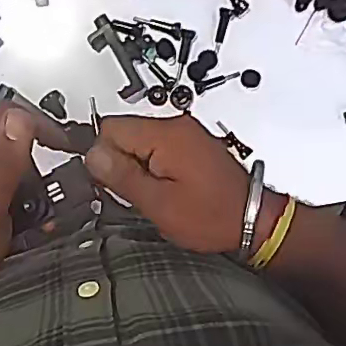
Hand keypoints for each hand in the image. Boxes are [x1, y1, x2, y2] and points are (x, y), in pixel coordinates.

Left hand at [0, 102, 39, 298]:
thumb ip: (5, 160)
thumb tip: (21, 120)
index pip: (4, 114)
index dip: (39, 125)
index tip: (62, 144)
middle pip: (5, 136)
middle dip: (33, 158)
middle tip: (50, 181)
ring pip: (4, 162)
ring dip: (25, 181)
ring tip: (32, 209)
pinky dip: (14, 197)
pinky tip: (18, 220)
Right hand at [83, 114, 278, 254]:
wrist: (252, 220)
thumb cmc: (215, 215)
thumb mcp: (158, 203)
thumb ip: (122, 176)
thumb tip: (93, 156)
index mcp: (165, 135)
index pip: (109, 128)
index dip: (103, 159)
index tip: (113, 183)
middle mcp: (176, 126)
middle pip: (122, 132)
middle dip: (120, 163)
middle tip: (136, 192)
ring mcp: (185, 133)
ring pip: (138, 142)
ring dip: (136, 167)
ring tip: (155, 193)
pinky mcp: (190, 144)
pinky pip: (156, 148)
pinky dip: (152, 167)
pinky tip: (165, 189)